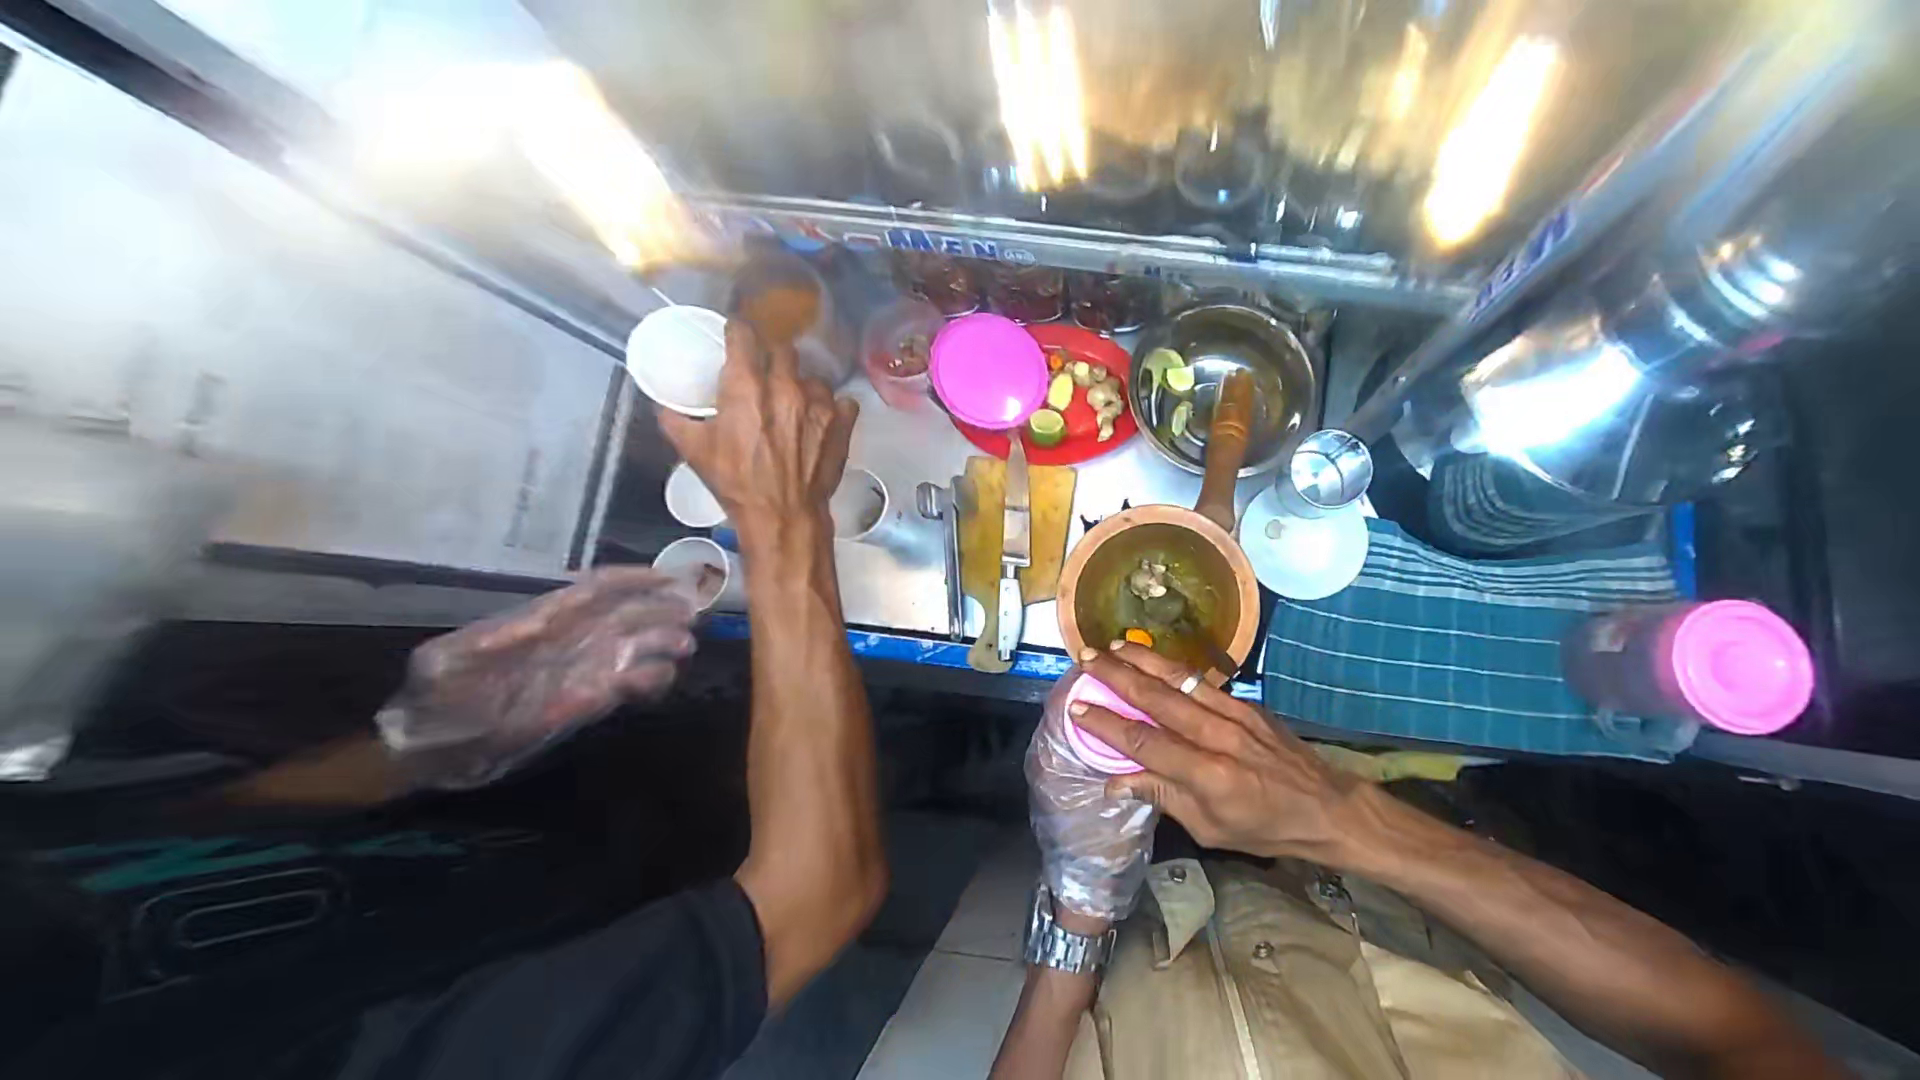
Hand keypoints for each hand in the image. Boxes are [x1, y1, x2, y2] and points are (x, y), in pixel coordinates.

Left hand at [378, 567, 697, 789]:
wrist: (431, 748)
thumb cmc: (434, 701)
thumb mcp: (444, 665)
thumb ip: (488, 642)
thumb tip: (539, 624)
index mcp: (542, 621)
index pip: (596, 589)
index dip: (633, 579)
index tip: (668, 575)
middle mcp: (572, 639)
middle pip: (626, 614)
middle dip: (661, 608)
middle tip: (692, 610)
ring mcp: (584, 669)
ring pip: (636, 647)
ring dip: (663, 642)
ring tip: (684, 646)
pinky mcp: (589, 700)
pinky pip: (630, 684)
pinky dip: (651, 679)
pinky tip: (662, 679)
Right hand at [657, 320, 858, 539]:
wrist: (782, 514)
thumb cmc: (737, 483)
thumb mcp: (695, 451)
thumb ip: (676, 420)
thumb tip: (667, 406)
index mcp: (747, 386)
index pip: (744, 334)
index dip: (739, 331)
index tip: (737, 335)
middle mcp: (786, 386)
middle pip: (783, 350)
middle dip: (772, 357)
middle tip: (765, 374)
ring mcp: (819, 403)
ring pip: (813, 377)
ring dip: (803, 386)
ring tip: (794, 405)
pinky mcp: (842, 423)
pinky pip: (842, 402)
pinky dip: (833, 408)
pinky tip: (822, 420)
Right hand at [1067, 642, 1372, 864]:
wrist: (1330, 807)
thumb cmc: (1265, 828)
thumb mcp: (1210, 829)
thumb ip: (1163, 797)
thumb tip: (1115, 782)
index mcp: (1209, 776)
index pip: (1146, 743)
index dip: (1107, 725)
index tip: (1077, 708)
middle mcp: (1219, 737)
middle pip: (1158, 699)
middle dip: (1118, 676)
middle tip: (1087, 659)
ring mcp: (1235, 714)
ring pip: (1179, 680)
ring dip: (1142, 660)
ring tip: (1113, 647)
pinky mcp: (1246, 704)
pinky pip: (1200, 680)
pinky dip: (1171, 667)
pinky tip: (1151, 659)